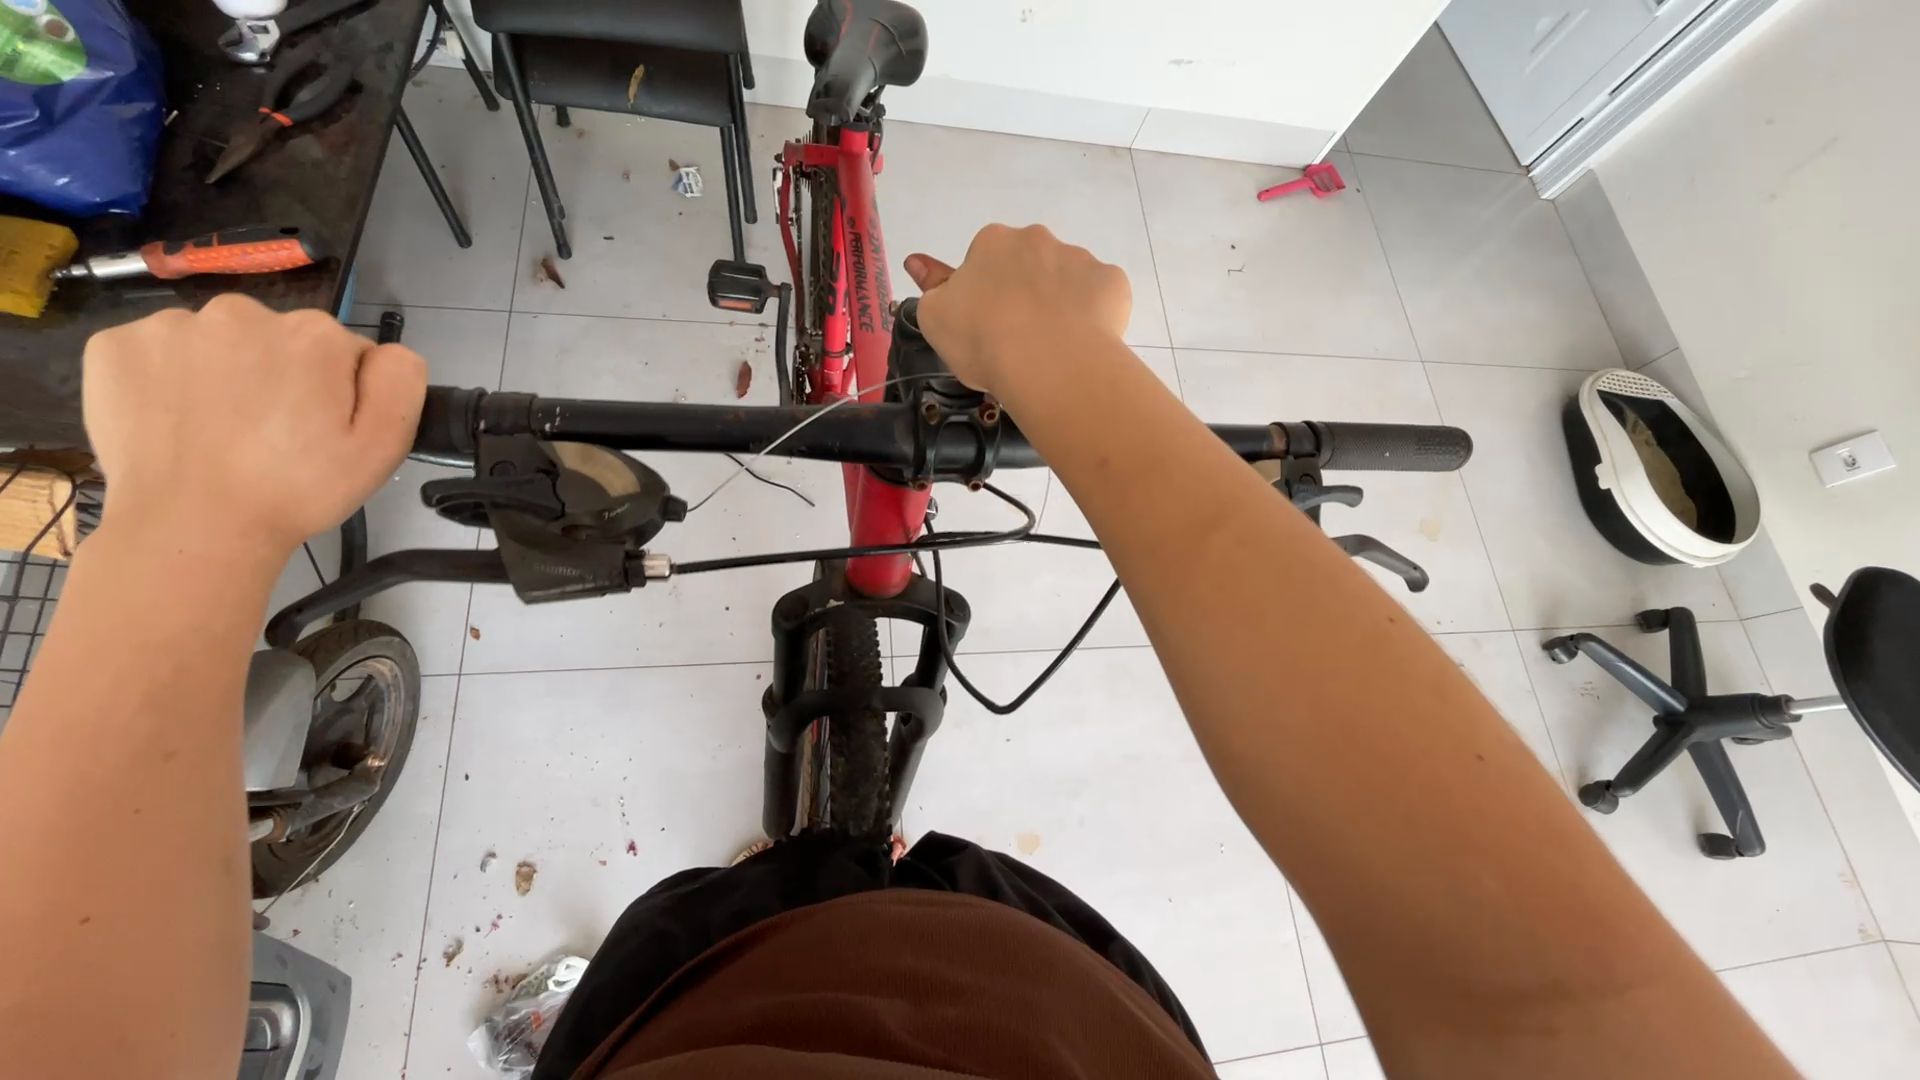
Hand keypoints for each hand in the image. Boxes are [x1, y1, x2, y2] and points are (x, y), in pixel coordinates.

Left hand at [82, 295, 425, 557]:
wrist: (194, 524)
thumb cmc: (300, 488)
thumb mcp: (385, 444)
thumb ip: (401, 381)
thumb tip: (385, 352)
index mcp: (314, 335)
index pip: (348, 351)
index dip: (346, 392)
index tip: (327, 429)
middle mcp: (243, 313)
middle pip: (284, 339)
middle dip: (288, 375)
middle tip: (280, 433)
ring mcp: (170, 325)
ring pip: (223, 342)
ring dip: (232, 372)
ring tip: (229, 428)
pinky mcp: (115, 345)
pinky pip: (165, 350)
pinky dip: (175, 377)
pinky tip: (183, 418)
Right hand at [904, 224, 1130, 394]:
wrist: (1048, 362)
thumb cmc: (983, 340)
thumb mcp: (936, 319)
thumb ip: (930, 289)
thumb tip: (917, 262)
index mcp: (992, 242)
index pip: (984, 263)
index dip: (984, 297)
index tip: (986, 328)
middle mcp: (1037, 239)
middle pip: (1028, 266)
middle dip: (1024, 294)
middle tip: (1018, 340)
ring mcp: (1079, 258)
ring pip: (1065, 282)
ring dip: (1059, 306)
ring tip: (1051, 349)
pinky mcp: (1112, 283)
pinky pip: (1100, 298)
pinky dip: (1093, 318)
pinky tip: (1081, 345)